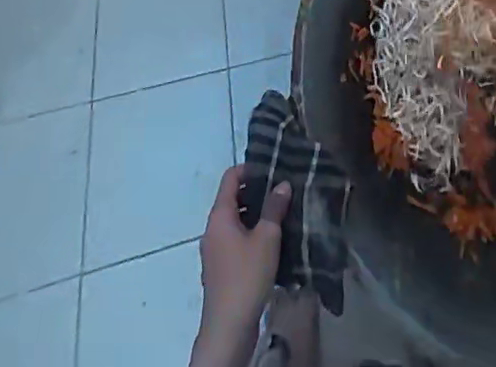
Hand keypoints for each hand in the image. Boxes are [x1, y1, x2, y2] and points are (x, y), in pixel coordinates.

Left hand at [192, 167, 291, 366]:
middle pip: (232, 198)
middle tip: (282, 191)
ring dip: (255, 215)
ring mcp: (214, 250)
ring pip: (235, 221)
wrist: (228, 327)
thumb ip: (274, 208)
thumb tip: (282, 183)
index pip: (230, 178)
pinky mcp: (220, 268)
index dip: (249, 169)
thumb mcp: (267, 238)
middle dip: (256, 192)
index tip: (272, 169)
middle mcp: (213, 228)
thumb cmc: (246, 276)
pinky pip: (235, 240)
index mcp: (220, 215)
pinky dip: (251, 234)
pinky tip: (273, 242)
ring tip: (282, 214)